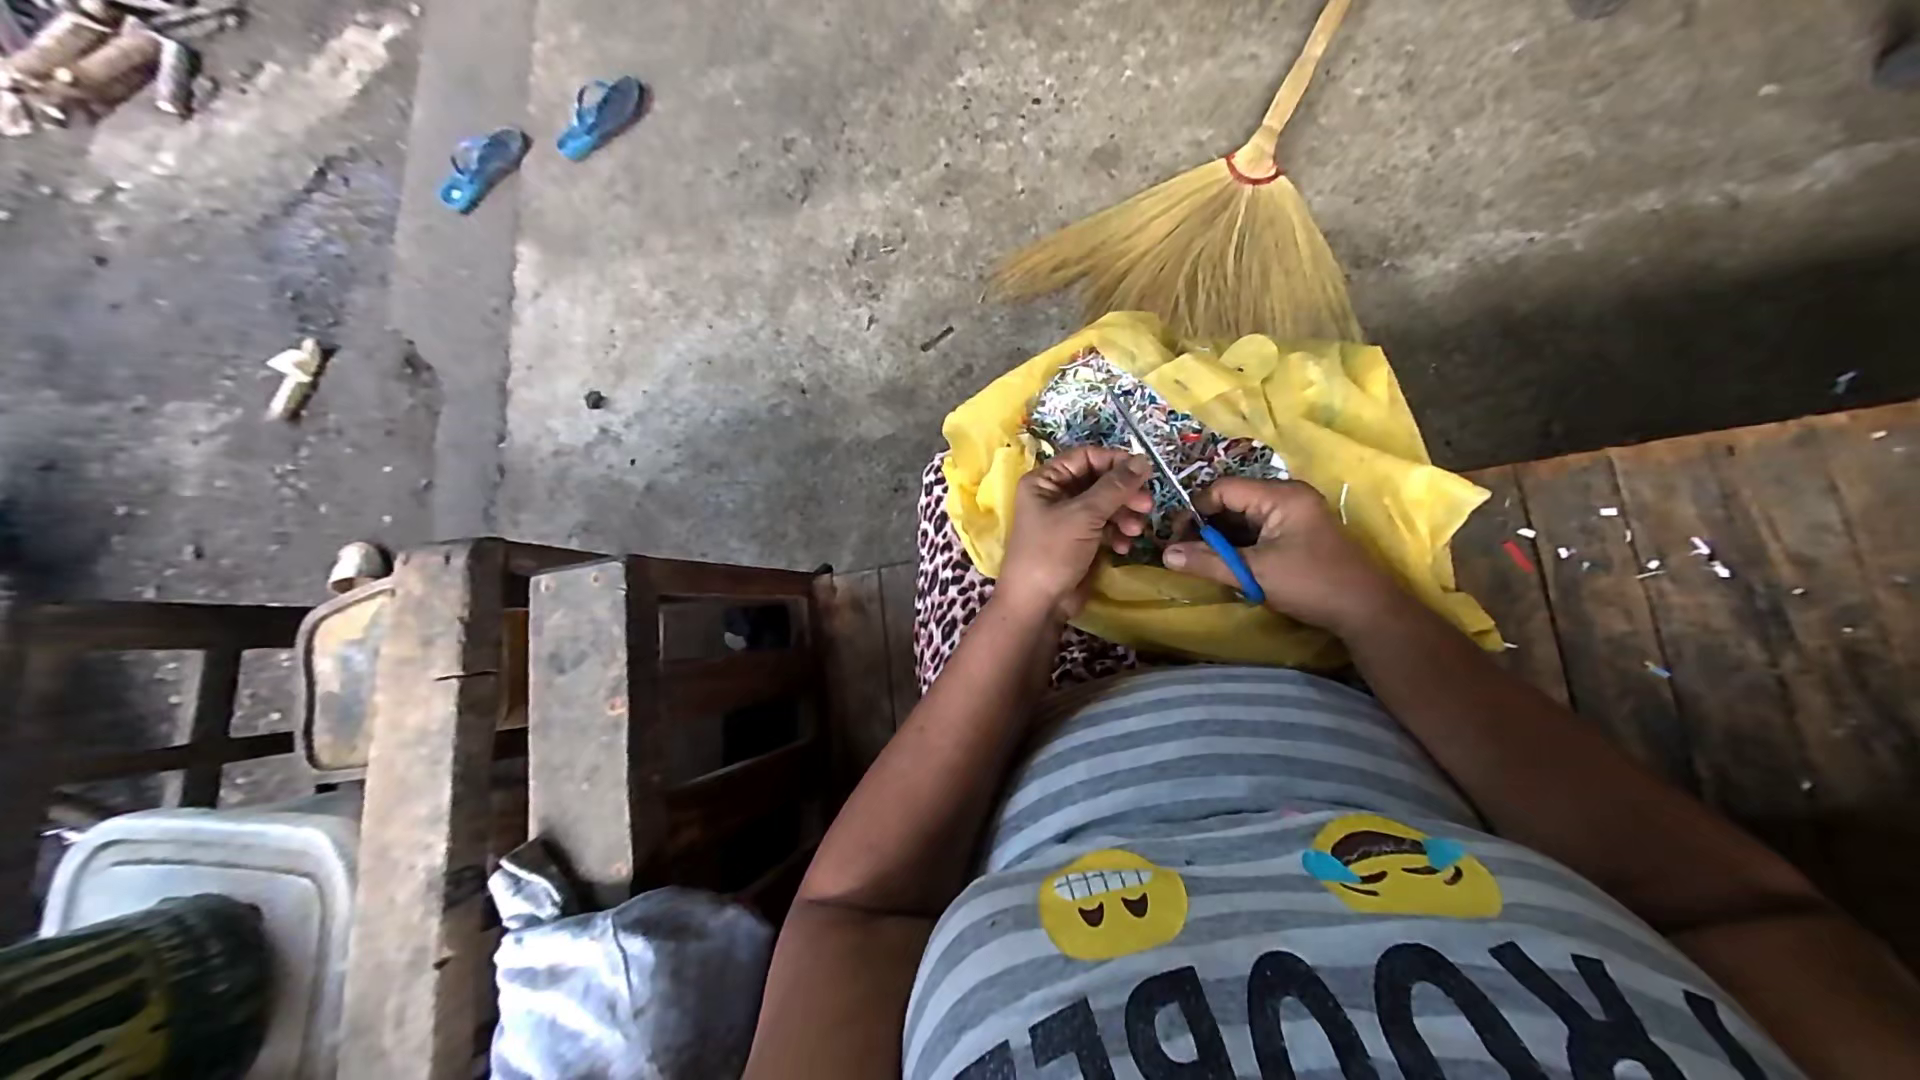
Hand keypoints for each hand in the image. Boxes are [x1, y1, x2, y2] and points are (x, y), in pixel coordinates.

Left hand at [997, 447, 1153, 617]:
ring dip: (1124, 514)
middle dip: (1124, 493)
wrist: (1038, 604)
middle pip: (1099, 481)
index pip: (1085, 457)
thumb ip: (1115, 487)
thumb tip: (1143, 460)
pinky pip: (1104, 527)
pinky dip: (1117, 532)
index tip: (1143, 471)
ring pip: (1105, 505)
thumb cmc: (1052, 552)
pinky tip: (1123, 546)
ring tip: (1135, 530)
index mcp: (1045, 481)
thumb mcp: (1084, 515)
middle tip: (1147, 505)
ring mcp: (1068, 519)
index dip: (1114, 461)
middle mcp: (1055, 495)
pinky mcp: (1080, 541)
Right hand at [1160, 477, 1407, 635]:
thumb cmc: (1312, 584)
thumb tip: (1165, 554)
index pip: (1223, 489)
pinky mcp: (1295, 533)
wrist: (1367, 611)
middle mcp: (1287, 497)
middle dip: (1204, 525)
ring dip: (1219, 537)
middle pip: (1231, 501)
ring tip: (1198, 559)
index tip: (1175, 537)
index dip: (1194, 510)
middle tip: (1183, 550)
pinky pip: (1255, 530)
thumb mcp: (1254, 573)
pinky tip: (1222, 562)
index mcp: (1281, 495)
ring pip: (1241, 517)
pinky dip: (1236, 544)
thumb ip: (1207, 561)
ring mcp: (1293, 515)